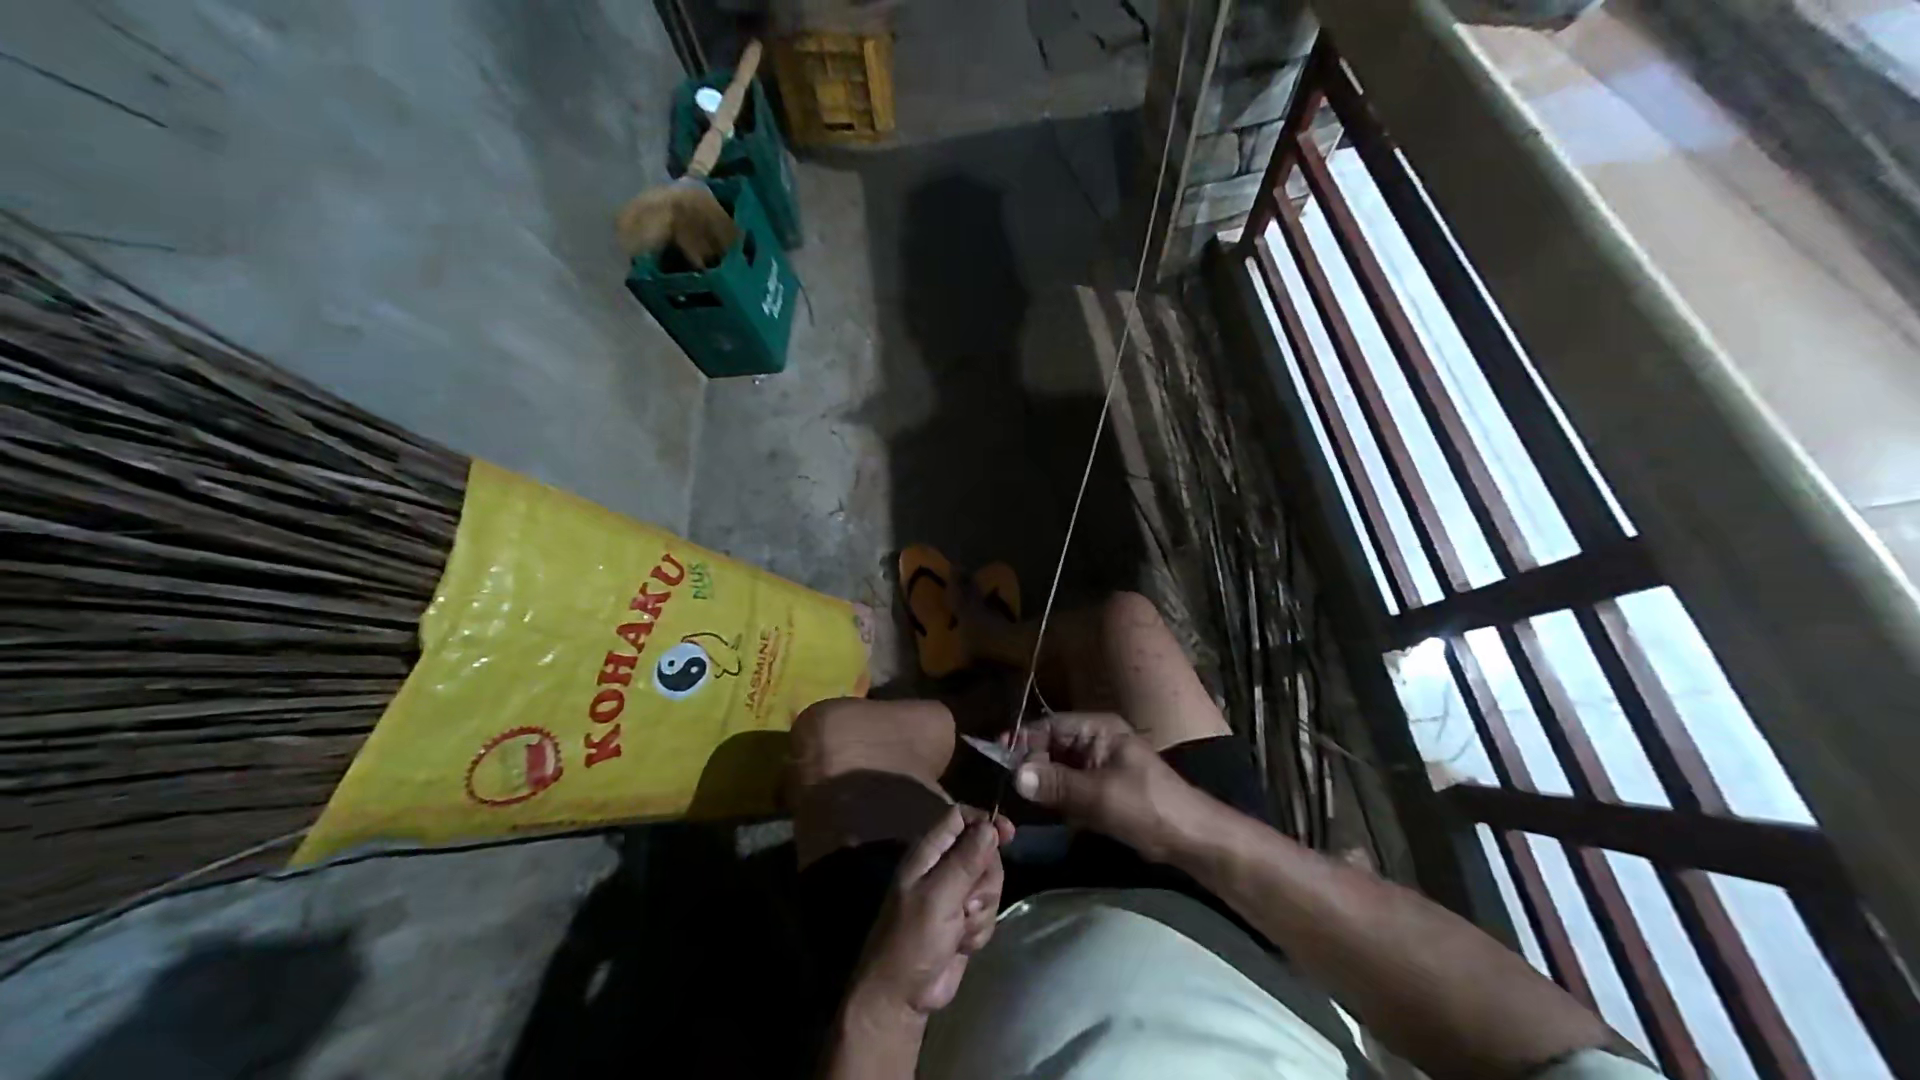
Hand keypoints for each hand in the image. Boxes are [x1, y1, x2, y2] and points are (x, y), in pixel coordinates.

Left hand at [849, 805, 1013, 1024]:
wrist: (903, 994)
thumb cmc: (913, 939)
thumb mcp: (939, 896)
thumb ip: (966, 860)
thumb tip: (990, 825)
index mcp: (928, 851)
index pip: (960, 816)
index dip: (985, 821)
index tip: (1008, 835)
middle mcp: (942, 865)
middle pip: (983, 849)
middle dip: (985, 878)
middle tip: (968, 902)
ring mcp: (954, 892)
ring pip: (989, 881)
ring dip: (982, 908)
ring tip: (961, 926)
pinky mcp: (964, 917)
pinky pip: (988, 909)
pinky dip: (980, 928)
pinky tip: (963, 942)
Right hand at [1012, 712, 1217, 861]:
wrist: (1189, 839)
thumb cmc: (1147, 806)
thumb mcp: (1098, 795)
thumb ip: (1056, 783)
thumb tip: (1016, 774)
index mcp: (1099, 730)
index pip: (1051, 725)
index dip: (1024, 739)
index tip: (997, 756)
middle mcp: (1096, 741)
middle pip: (1052, 746)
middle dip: (1031, 764)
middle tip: (1008, 784)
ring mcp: (1100, 766)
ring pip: (1058, 768)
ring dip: (1043, 783)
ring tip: (1023, 799)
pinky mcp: (1102, 789)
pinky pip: (1070, 787)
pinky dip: (1058, 797)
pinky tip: (1048, 810)